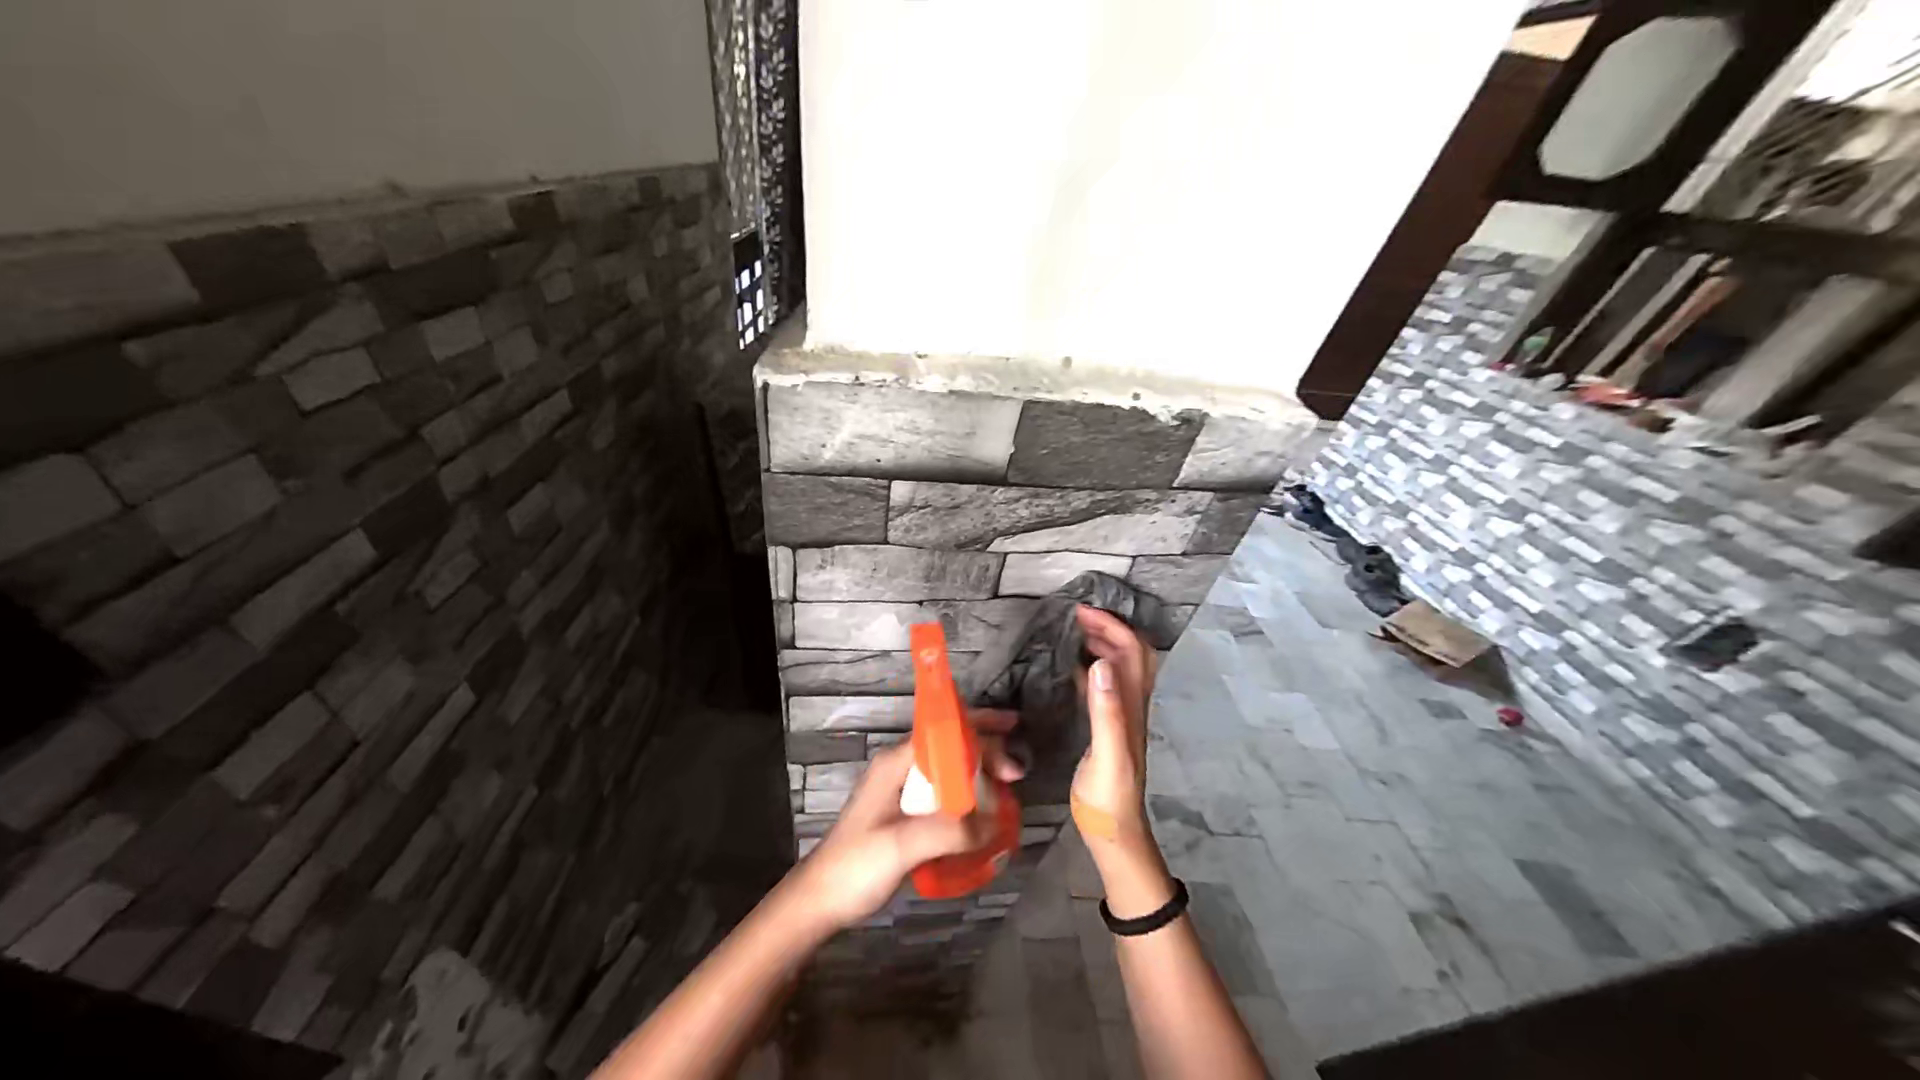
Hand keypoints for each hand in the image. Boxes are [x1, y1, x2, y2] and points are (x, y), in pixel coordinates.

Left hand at [786, 713, 1024, 931]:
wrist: (820, 901)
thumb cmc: (854, 867)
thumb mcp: (900, 846)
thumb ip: (948, 831)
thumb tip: (993, 823)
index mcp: (896, 764)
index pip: (943, 730)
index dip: (980, 726)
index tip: (1013, 731)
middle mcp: (901, 771)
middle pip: (951, 749)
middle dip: (987, 754)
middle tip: (1016, 776)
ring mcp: (903, 795)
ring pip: (951, 775)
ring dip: (981, 780)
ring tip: (1009, 796)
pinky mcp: (907, 819)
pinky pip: (946, 801)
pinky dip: (970, 804)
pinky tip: (987, 821)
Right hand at [1071, 606, 1177, 917]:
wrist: (1113, 832)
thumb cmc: (1108, 797)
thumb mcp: (1107, 754)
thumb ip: (1106, 711)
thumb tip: (1100, 663)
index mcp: (1132, 705)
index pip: (1130, 652)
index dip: (1112, 626)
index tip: (1081, 612)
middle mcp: (1131, 704)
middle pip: (1131, 653)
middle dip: (1110, 627)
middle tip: (1077, 615)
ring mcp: (1121, 715)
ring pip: (1119, 667)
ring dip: (1102, 642)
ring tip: (1074, 631)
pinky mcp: (1107, 727)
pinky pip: (1103, 685)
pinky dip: (1091, 665)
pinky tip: (1071, 666)